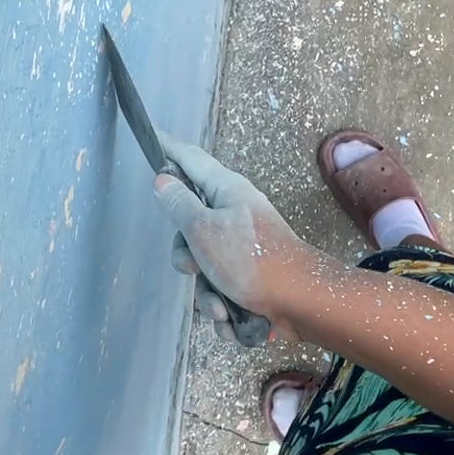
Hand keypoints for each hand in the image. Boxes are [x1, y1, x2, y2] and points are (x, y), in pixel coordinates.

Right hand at [152, 132, 320, 341]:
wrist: (302, 304)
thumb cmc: (251, 260)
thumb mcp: (204, 230)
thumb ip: (179, 204)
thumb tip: (162, 180)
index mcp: (226, 189)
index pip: (189, 158)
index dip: (167, 147)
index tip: (150, 134)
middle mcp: (234, 211)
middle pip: (190, 224)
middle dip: (187, 256)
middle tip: (193, 266)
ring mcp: (243, 244)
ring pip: (204, 263)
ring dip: (207, 293)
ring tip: (221, 307)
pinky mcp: (250, 274)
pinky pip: (222, 288)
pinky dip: (224, 306)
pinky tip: (232, 320)